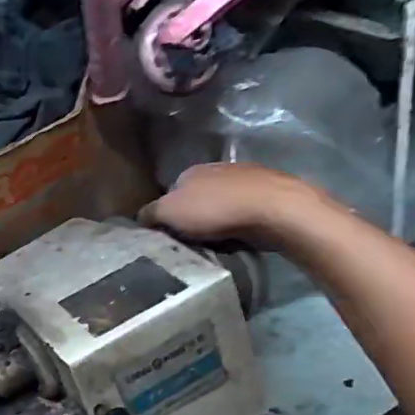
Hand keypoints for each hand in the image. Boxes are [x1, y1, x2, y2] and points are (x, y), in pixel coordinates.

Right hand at [139, 163, 331, 245]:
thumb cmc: (215, 209)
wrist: (274, 209)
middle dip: (193, 219)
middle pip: (196, 199)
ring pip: (221, 205)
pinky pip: (243, 212)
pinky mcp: (268, 193)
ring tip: (217, 245)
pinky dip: (239, 224)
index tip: (169, 238)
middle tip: (192, 244)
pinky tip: (240, 238)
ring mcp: (245, 179)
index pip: (169, 195)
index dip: (167, 217)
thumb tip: (140, 218)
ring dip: (218, 222)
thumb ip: (150, 214)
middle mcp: (216, 169)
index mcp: (190, 171)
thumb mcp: (169, 212)